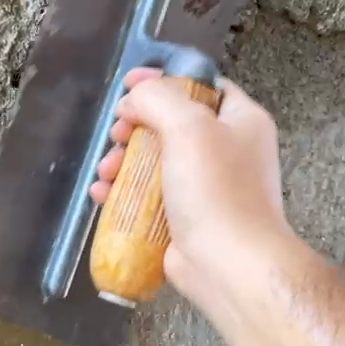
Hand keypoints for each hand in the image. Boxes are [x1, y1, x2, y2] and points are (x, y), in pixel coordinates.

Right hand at [89, 68, 293, 309]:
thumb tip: (133, 99)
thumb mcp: (189, 128)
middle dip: (135, 127)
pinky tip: (102, 195)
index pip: (202, 86)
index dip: (165, 80)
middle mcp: (228, 150)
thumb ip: (158, 99)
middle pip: (171, 124)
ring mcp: (206, 187)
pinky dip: (123, 192)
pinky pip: (148, 195)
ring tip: (105, 171)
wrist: (228, 265)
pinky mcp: (185, 217)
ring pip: (155, 161)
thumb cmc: (216, 192)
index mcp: (241, 121)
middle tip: (117, 134)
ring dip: (122, 162)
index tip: (130, 83)